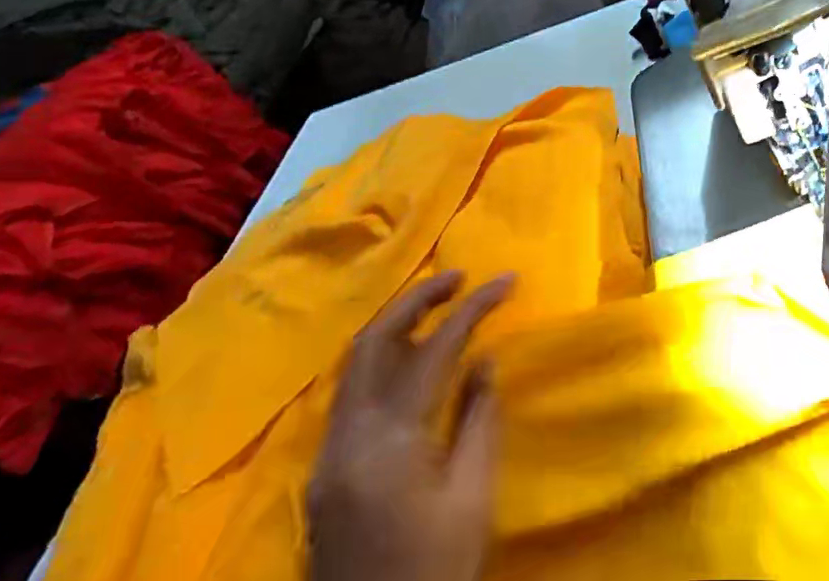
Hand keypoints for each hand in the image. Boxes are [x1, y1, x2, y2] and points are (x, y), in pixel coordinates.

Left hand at [307, 271, 515, 580]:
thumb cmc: (434, 572)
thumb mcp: (472, 501)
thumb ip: (478, 421)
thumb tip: (483, 362)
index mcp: (390, 440)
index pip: (435, 350)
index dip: (473, 308)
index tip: (506, 280)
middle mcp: (347, 433)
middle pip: (373, 340)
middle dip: (418, 298)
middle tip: (459, 278)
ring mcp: (326, 450)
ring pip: (355, 363)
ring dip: (396, 326)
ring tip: (439, 307)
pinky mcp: (322, 469)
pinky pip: (351, 392)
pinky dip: (383, 362)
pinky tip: (410, 363)